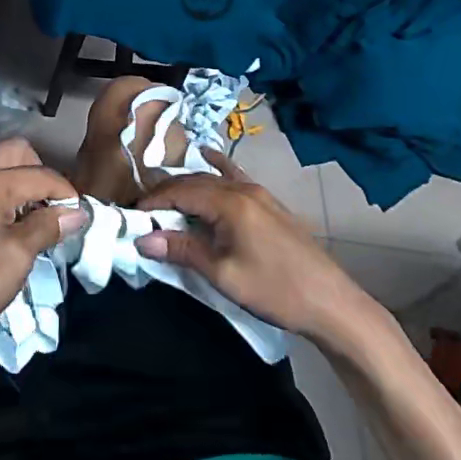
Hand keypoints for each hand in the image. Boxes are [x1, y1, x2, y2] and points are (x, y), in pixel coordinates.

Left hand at [0, 140, 86, 355]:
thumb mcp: (17, 259)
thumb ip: (48, 226)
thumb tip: (77, 212)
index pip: (42, 174)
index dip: (65, 193)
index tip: (76, 216)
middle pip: (18, 152)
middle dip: (40, 175)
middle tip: (48, 210)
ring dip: (15, 176)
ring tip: (21, 212)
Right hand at [136, 150, 382, 345]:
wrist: (329, 300)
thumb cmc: (274, 289)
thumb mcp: (224, 274)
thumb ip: (183, 251)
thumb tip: (142, 239)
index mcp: (231, 202)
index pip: (181, 190)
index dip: (153, 201)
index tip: (131, 215)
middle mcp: (244, 188)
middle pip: (196, 181)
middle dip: (166, 193)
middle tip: (143, 214)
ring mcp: (260, 193)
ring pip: (214, 179)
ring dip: (188, 186)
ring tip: (166, 202)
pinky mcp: (269, 204)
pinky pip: (236, 177)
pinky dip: (216, 169)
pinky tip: (208, 158)